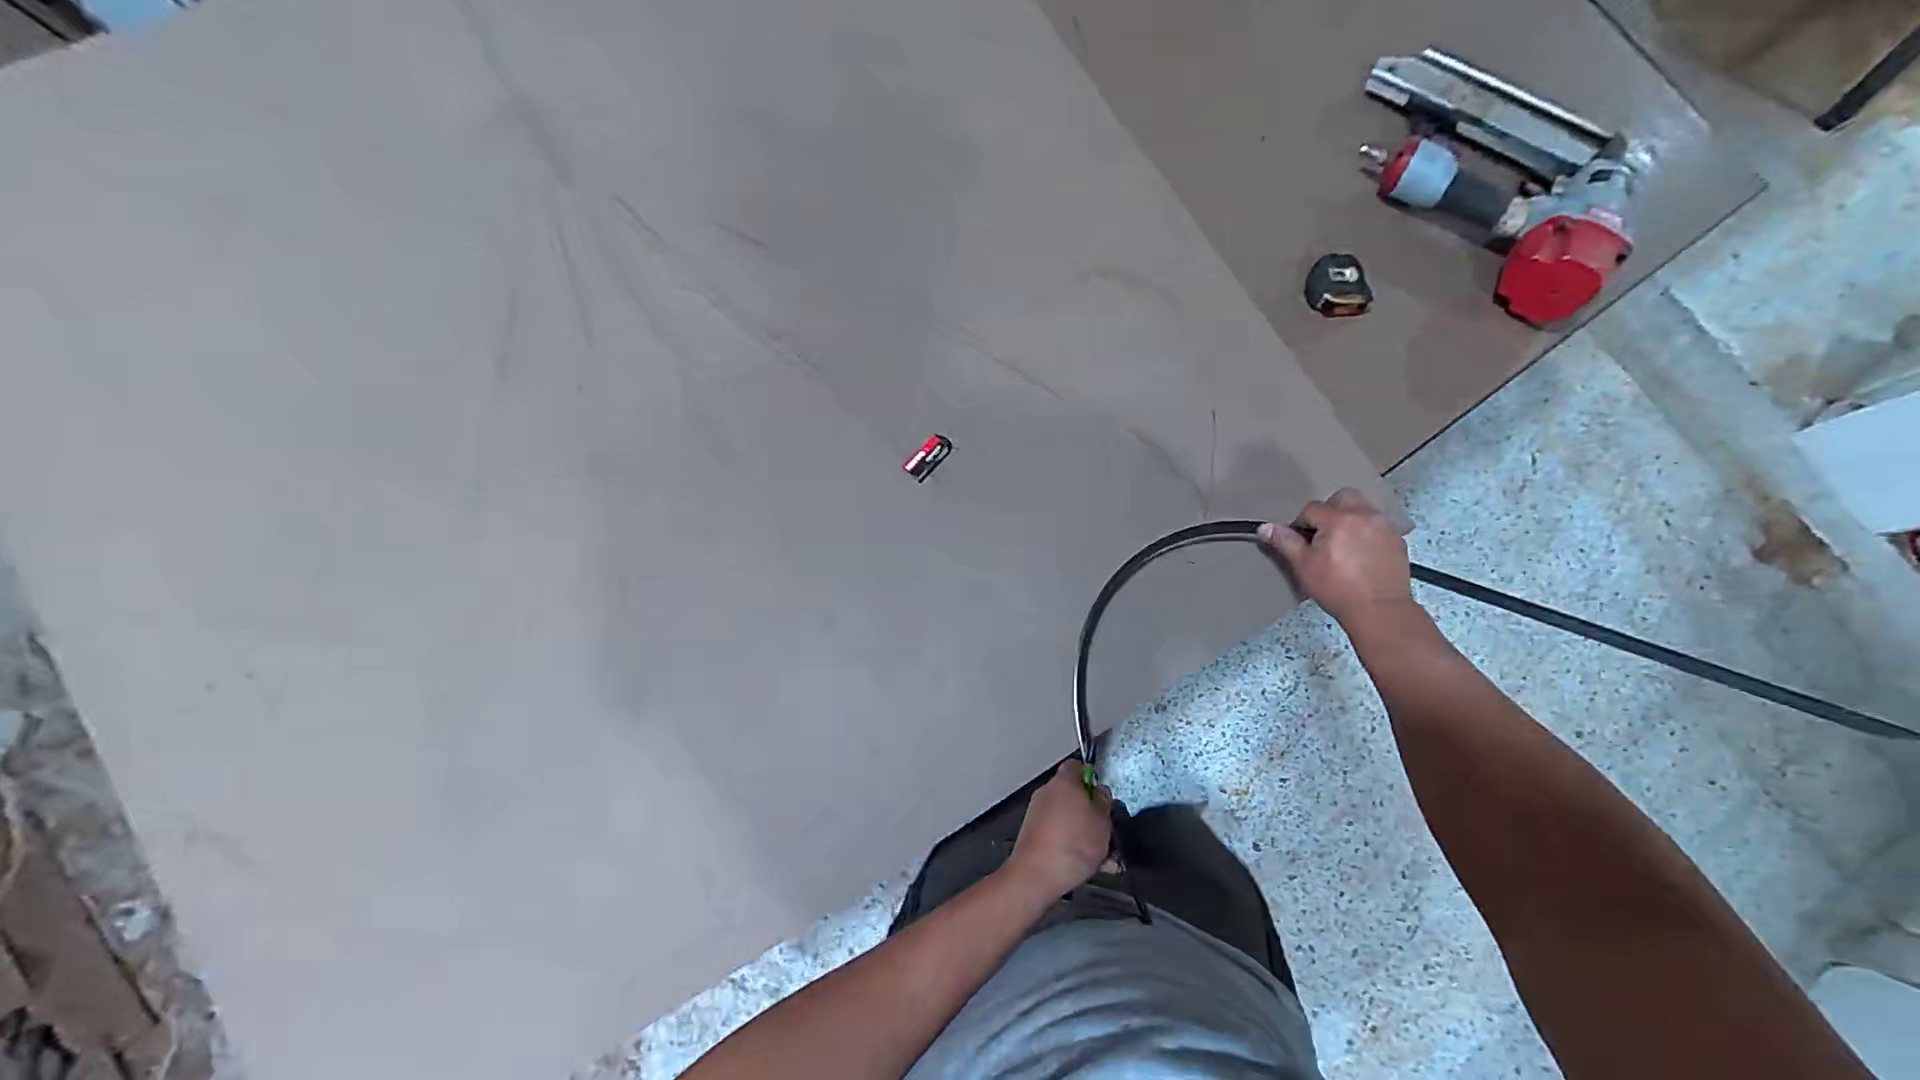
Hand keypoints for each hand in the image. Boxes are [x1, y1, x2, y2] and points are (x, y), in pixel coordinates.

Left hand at [1003, 761, 1112, 896]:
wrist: (1037, 874)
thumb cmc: (1072, 844)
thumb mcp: (1102, 821)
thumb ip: (1104, 802)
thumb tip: (1100, 793)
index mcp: (1064, 782)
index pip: (1076, 766)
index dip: (1091, 777)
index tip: (1103, 794)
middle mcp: (1047, 793)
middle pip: (1074, 795)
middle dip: (1092, 812)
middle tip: (1107, 829)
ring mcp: (1038, 814)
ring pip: (1069, 818)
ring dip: (1086, 833)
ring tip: (1104, 856)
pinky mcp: (1035, 834)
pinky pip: (1059, 834)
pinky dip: (1073, 845)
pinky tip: (1091, 866)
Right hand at [1259, 487, 1414, 626]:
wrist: (1379, 609)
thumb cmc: (1338, 588)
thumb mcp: (1303, 565)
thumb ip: (1285, 541)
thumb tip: (1265, 527)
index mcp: (1339, 520)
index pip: (1312, 508)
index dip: (1301, 524)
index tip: (1302, 542)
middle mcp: (1364, 516)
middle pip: (1343, 497)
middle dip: (1330, 510)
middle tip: (1323, 534)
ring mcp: (1384, 527)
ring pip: (1363, 509)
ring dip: (1350, 519)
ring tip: (1342, 545)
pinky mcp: (1397, 541)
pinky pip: (1378, 526)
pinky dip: (1367, 533)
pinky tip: (1360, 554)